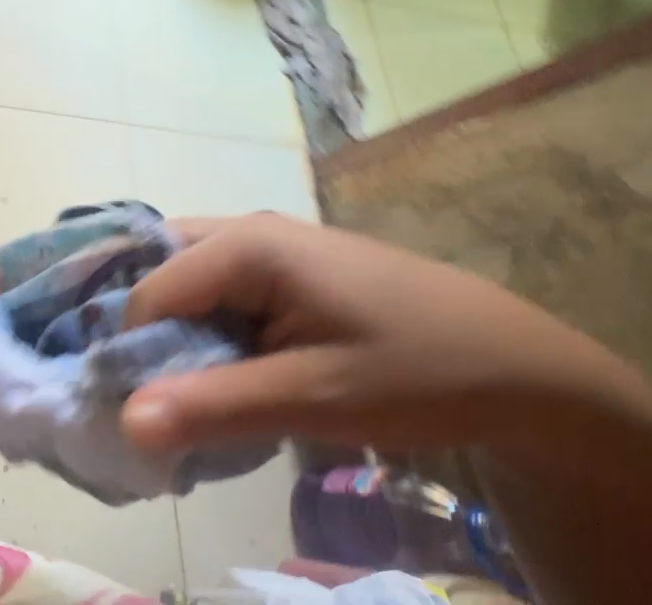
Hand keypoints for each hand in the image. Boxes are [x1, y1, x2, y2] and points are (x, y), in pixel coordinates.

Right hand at [119, 213, 651, 456]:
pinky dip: (209, 324)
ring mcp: (271, 241)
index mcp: (247, 245)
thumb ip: (215, 405)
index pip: (150, 293)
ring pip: (189, 277)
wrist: (526, 367)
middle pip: (161, 270)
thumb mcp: (314, 398)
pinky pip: (221, 285)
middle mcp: (248, 228)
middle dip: (148, 331)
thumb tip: (125, 424)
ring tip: (191, 384)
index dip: (134, 352)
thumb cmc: (419, 374)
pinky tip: (229, 366)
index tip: (150, 411)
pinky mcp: (290, 264)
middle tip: (161, 390)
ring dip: (179, 330)